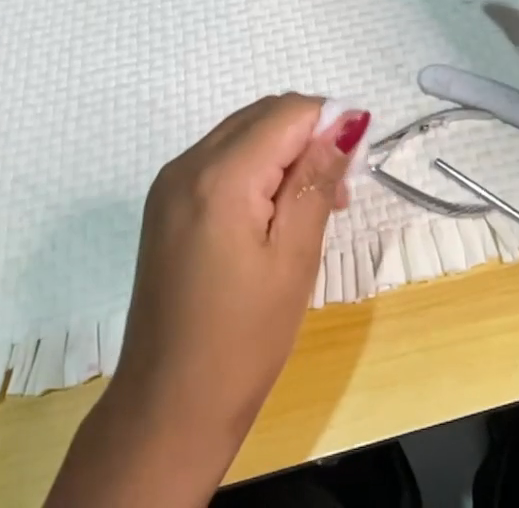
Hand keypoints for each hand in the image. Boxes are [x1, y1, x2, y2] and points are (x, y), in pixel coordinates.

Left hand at [73, 95, 369, 503]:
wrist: (170, 406)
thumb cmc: (245, 338)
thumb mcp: (294, 257)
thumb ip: (317, 179)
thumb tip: (348, 120)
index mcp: (219, 176)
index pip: (288, 111)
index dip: (330, 126)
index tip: (353, 173)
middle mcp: (186, 165)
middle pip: (263, 116)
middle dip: (308, 138)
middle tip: (337, 196)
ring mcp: (169, 186)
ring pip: (242, 135)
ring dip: (285, 154)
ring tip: (312, 212)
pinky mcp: (165, 207)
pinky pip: (221, 162)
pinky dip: (256, 172)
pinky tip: (273, 218)